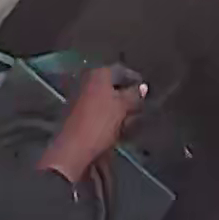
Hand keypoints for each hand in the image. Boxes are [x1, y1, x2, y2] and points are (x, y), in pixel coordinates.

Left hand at [36, 65, 147, 182]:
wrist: (72, 150)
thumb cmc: (99, 123)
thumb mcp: (122, 107)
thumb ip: (134, 95)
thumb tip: (143, 87)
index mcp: (99, 74)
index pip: (122, 70)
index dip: (135, 78)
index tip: (146, 89)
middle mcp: (88, 80)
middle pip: (113, 83)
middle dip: (127, 93)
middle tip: (140, 103)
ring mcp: (81, 96)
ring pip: (105, 96)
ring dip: (118, 105)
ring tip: (131, 116)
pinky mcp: (78, 112)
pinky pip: (98, 107)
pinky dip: (109, 113)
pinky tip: (117, 124)